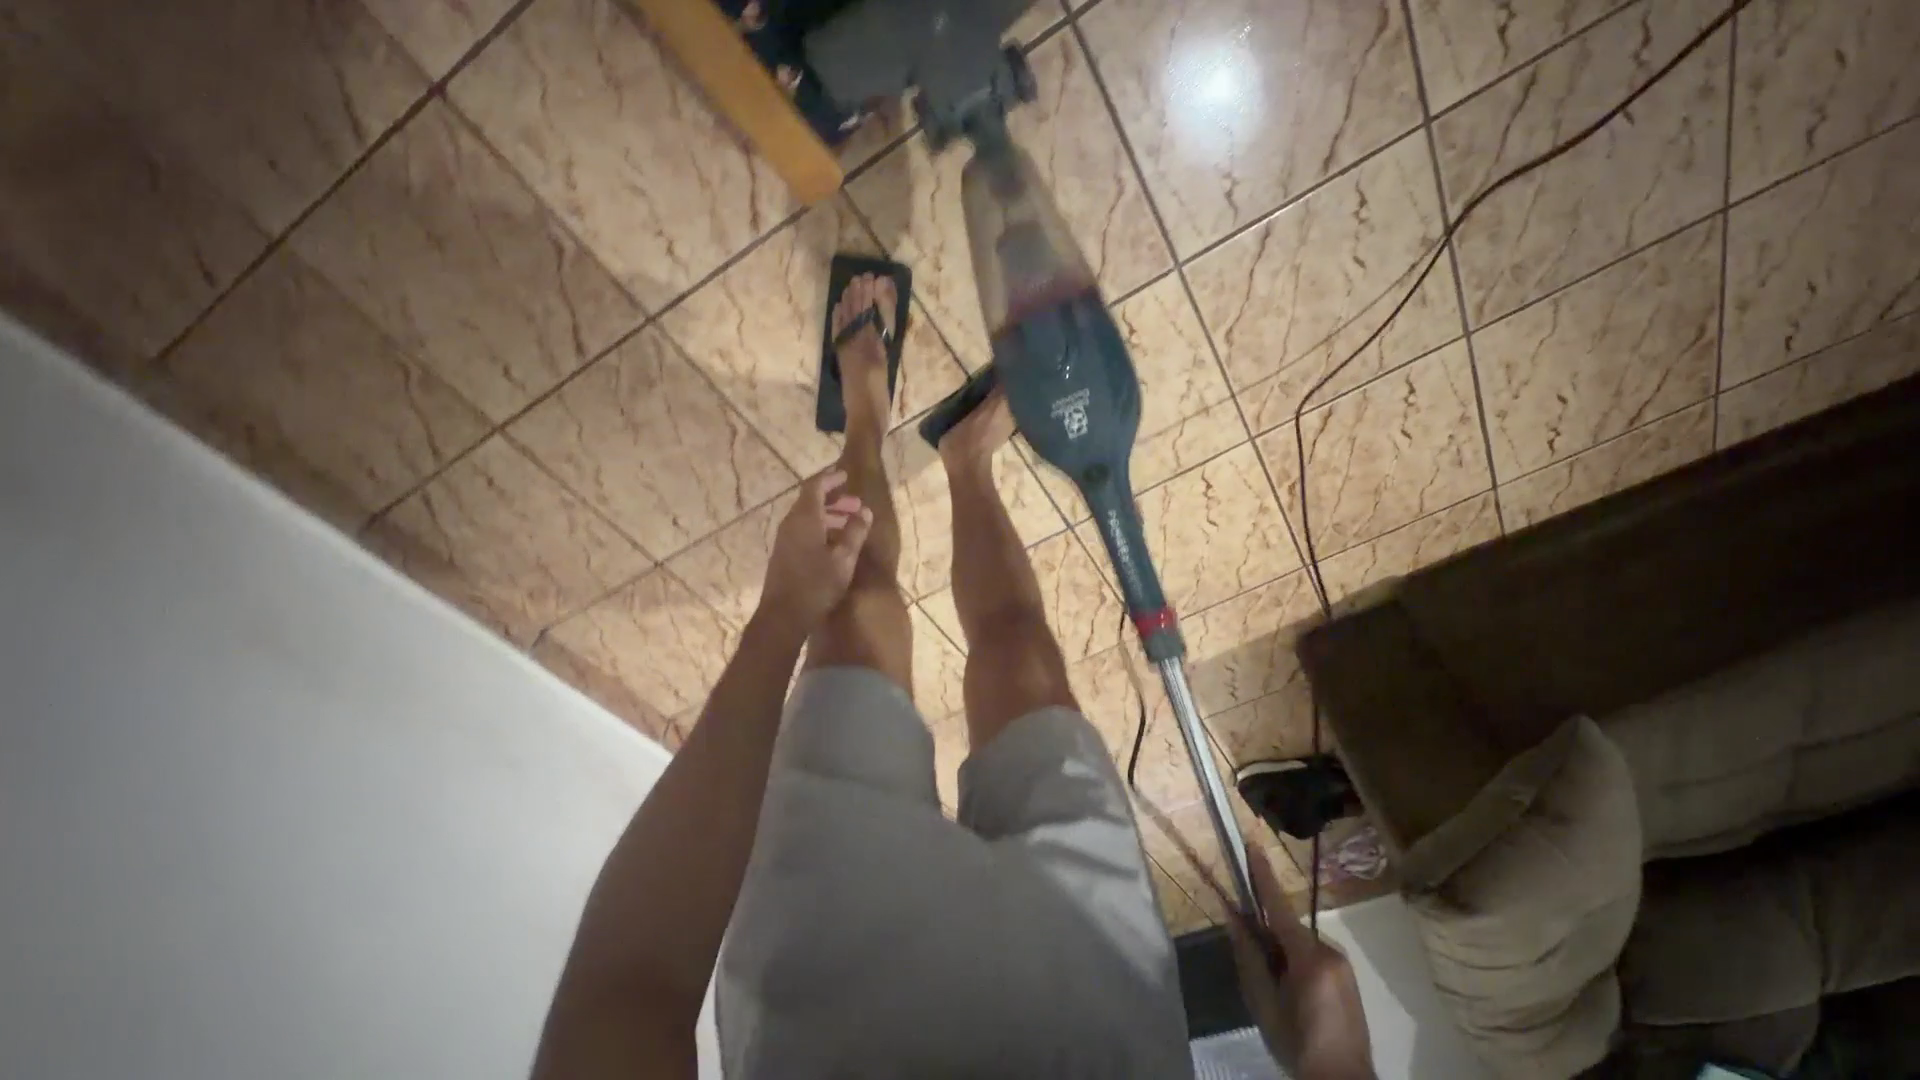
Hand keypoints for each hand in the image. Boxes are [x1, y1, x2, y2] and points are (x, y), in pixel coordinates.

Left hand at [759, 468, 873, 628]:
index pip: (815, 487)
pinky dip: (819, 528)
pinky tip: (834, 543)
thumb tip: (865, 511)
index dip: (830, 479)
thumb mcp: (843, 559)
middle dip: (834, 499)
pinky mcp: (784, 554)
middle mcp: (791, 524)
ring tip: (849, 526)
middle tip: (856, 506)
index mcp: (804, 519)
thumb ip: (855, 532)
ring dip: (828, 516)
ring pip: (806, 517)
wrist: (783, 616)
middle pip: (810, 501)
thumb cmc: (816, 586)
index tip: (845, 476)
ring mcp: (784, 540)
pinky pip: (802, 531)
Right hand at [1229, 849, 1375, 1079]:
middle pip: (1288, 928)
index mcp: (1308, 956)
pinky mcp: (1348, 980)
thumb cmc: (1297, 1044)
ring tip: (1273, 991)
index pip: (1278, 906)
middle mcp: (1330, 951)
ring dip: (1281, 955)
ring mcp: (1343, 966)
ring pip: (1300, 945)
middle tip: (1253, 966)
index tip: (1253, 844)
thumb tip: (1232, 916)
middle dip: (1267, 936)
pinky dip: (1295, 966)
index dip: (1263, 875)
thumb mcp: (1262, 1002)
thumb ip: (1248, 955)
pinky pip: (1313, 959)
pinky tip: (1290, 996)